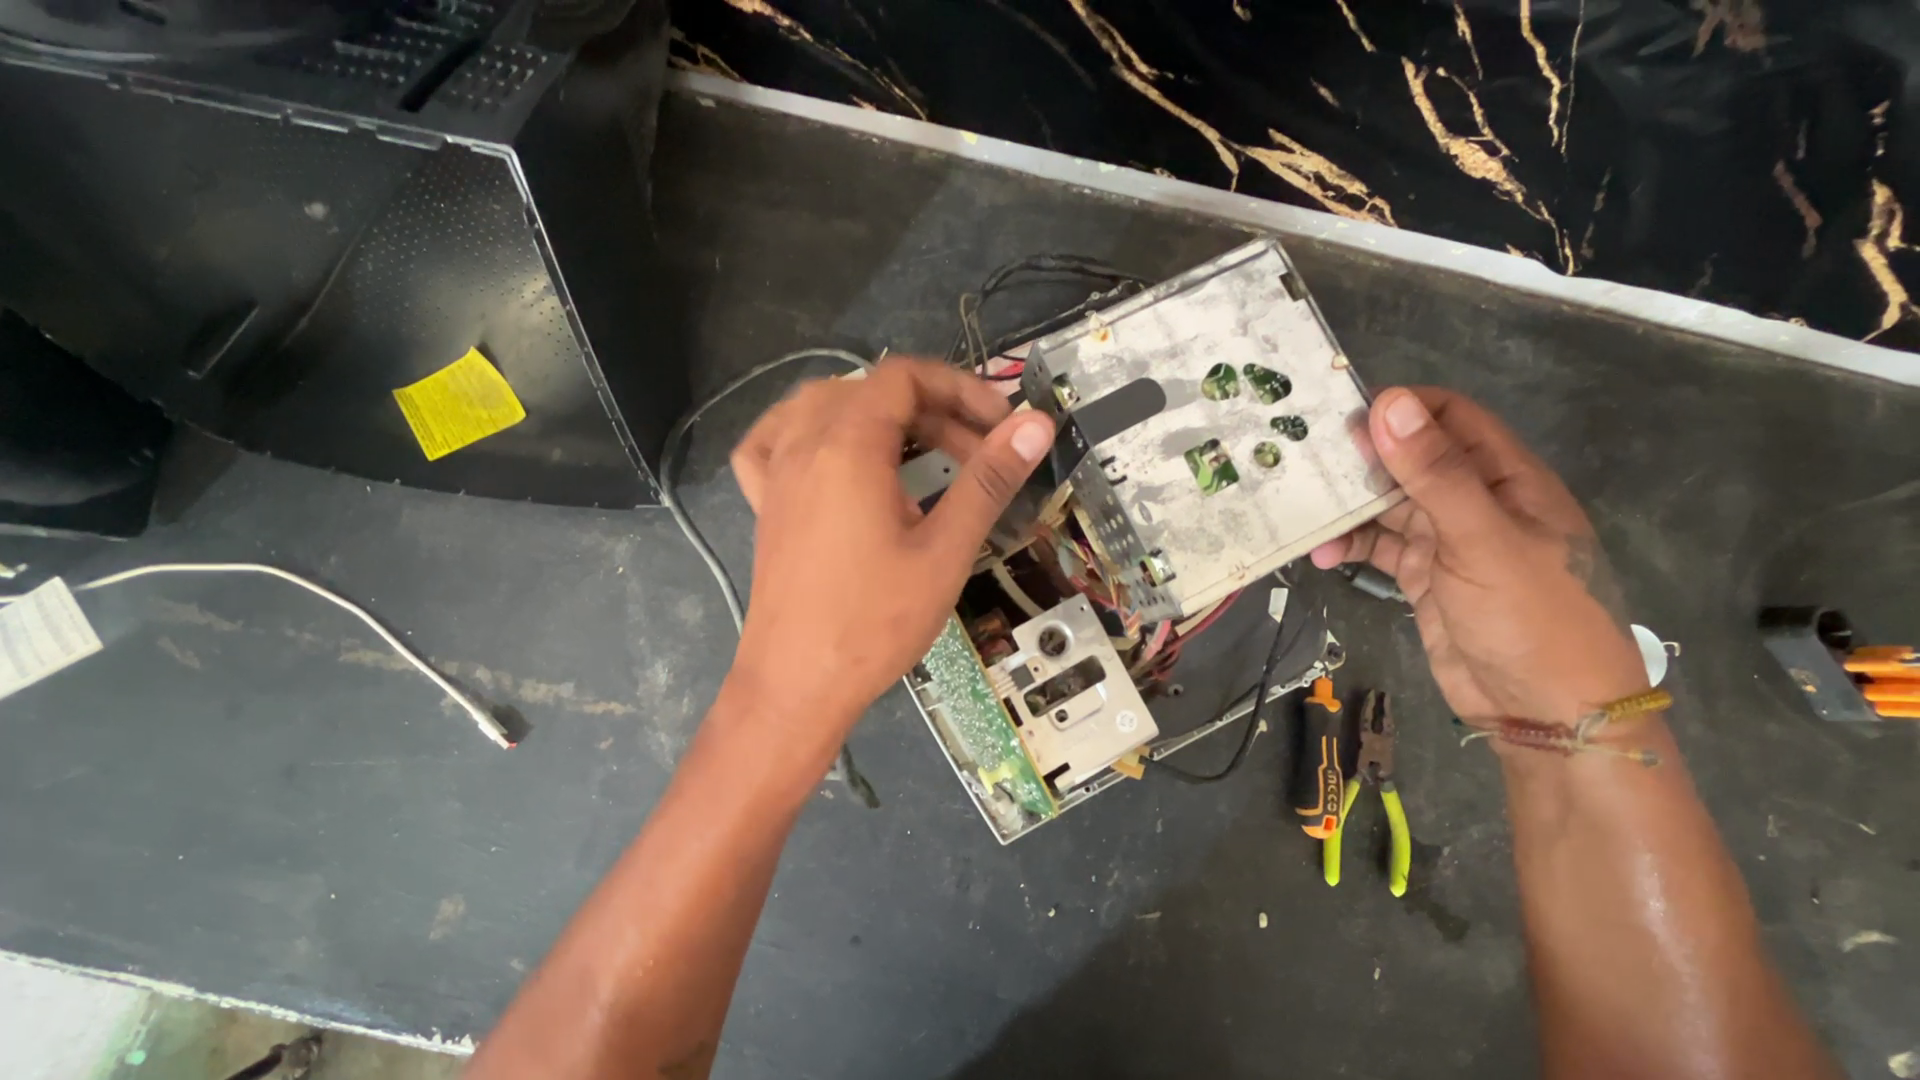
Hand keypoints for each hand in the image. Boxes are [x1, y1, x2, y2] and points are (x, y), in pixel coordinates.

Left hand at [727, 358, 1054, 742]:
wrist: (798, 685)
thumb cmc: (875, 622)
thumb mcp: (945, 550)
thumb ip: (988, 479)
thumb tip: (1036, 424)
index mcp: (847, 445)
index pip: (904, 377)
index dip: (960, 389)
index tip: (1001, 426)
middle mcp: (803, 443)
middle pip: (870, 391)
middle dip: (933, 411)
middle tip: (979, 458)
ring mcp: (775, 472)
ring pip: (824, 405)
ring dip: (878, 415)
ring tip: (920, 450)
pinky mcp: (764, 503)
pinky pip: (775, 439)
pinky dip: (809, 430)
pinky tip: (832, 453)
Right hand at [1311, 387, 1646, 729]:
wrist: (1546, 712)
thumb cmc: (1531, 617)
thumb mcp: (1482, 539)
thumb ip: (1435, 473)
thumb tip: (1388, 403)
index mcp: (1507, 478)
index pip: (1451, 418)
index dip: (1400, 409)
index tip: (1341, 417)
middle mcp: (1477, 501)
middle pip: (1411, 459)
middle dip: (1361, 458)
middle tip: (1304, 464)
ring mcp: (1449, 541)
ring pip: (1389, 505)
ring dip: (1349, 508)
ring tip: (1305, 514)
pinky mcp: (1426, 577)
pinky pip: (1381, 547)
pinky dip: (1352, 547)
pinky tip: (1325, 557)